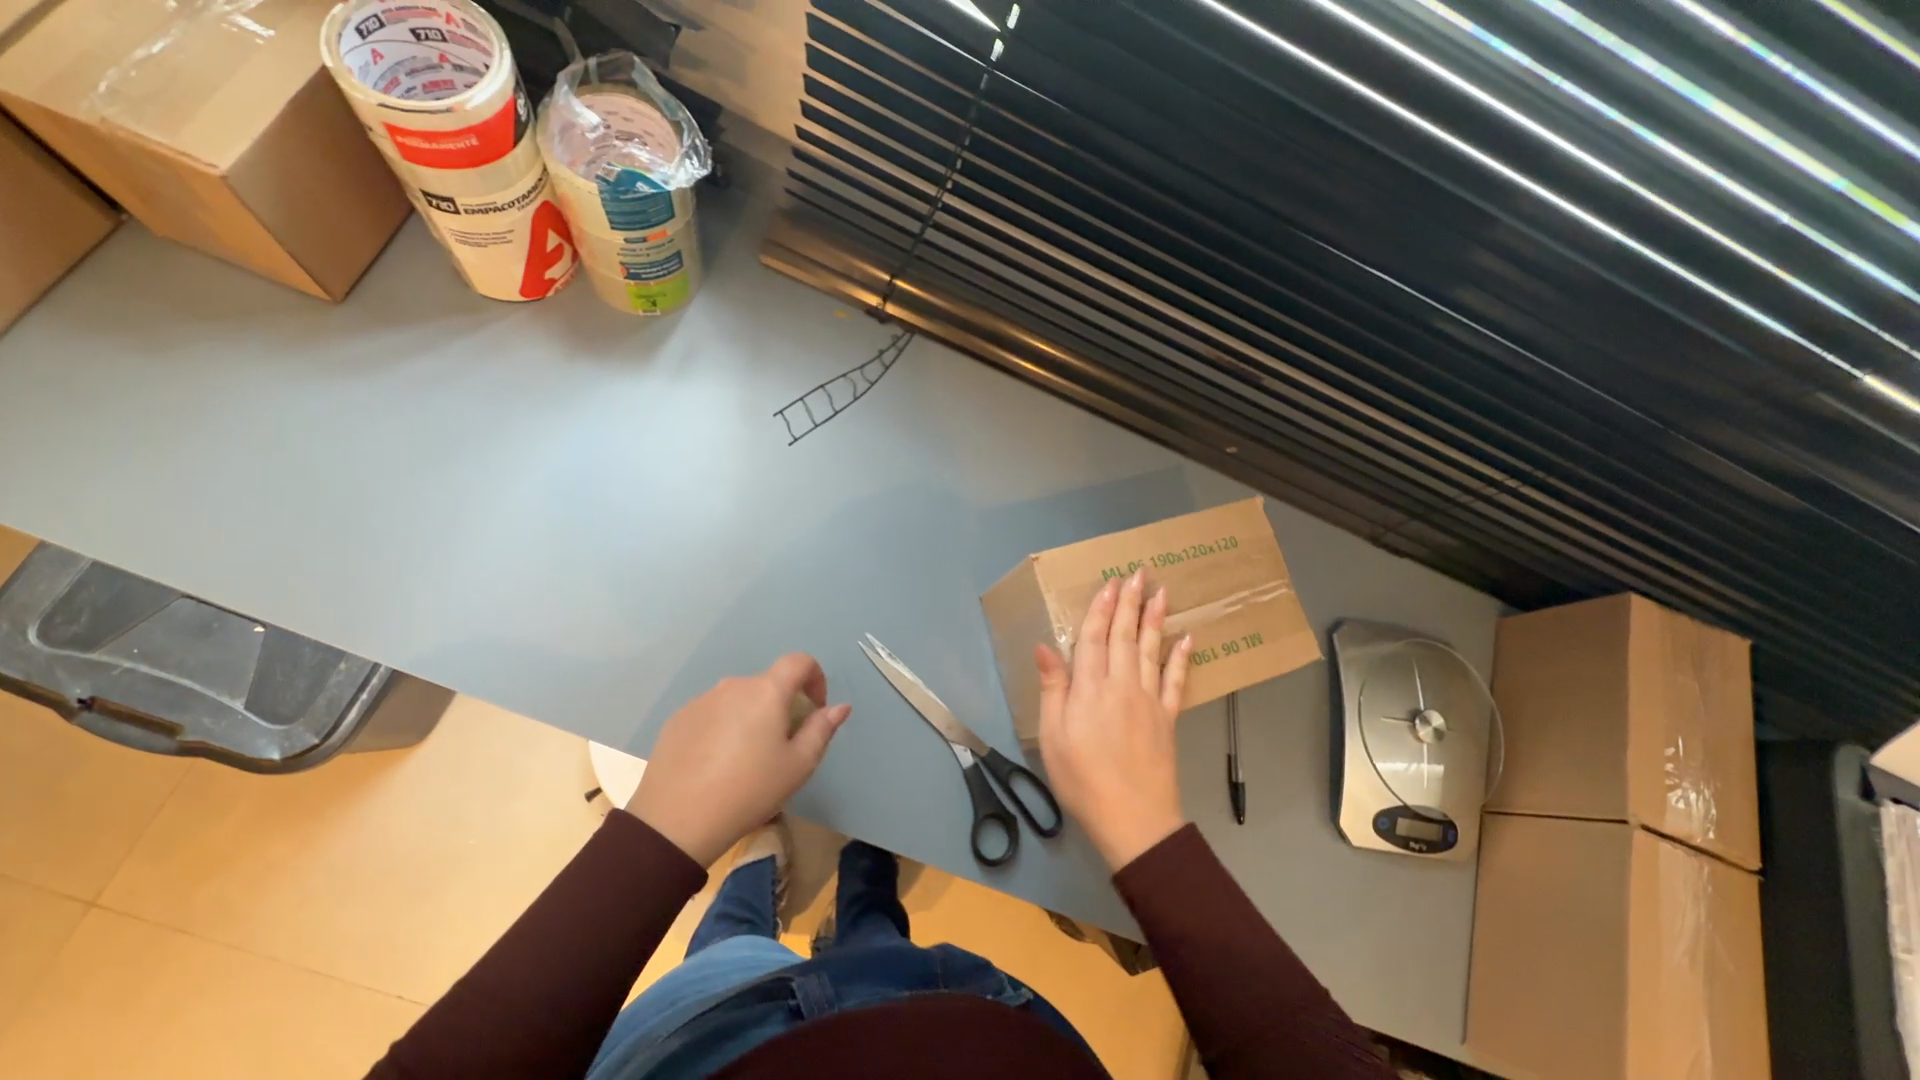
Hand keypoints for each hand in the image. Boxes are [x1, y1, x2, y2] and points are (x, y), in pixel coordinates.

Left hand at [626, 653, 851, 865]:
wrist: (677, 820)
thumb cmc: (749, 790)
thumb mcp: (798, 766)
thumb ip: (821, 730)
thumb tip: (838, 707)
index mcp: (766, 692)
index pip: (799, 662)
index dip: (815, 678)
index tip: (816, 708)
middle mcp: (732, 686)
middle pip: (767, 684)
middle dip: (782, 705)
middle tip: (782, 746)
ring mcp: (701, 701)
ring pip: (738, 700)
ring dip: (751, 718)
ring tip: (746, 760)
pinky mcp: (678, 719)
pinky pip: (712, 714)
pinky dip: (723, 729)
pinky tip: (716, 765)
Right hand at [1036, 568, 1191, 870]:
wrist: (1133, 818)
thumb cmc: (1082, 780)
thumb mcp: (1052, 736)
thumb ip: (1053, 688)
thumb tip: (1046, 647)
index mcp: (1089, 689)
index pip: (1095, 638)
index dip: (1102, 609)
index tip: (1110, 584)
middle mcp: (1121, 685)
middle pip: (1126, 636)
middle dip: (1131, 603)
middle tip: (1139, 574)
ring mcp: (1149, 700)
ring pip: (1153, 650)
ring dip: (1156, 619)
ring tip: (1162, 592)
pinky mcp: (1168, 718)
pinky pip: (1176, 681)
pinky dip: (1181, 658)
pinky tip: (1187, 639)